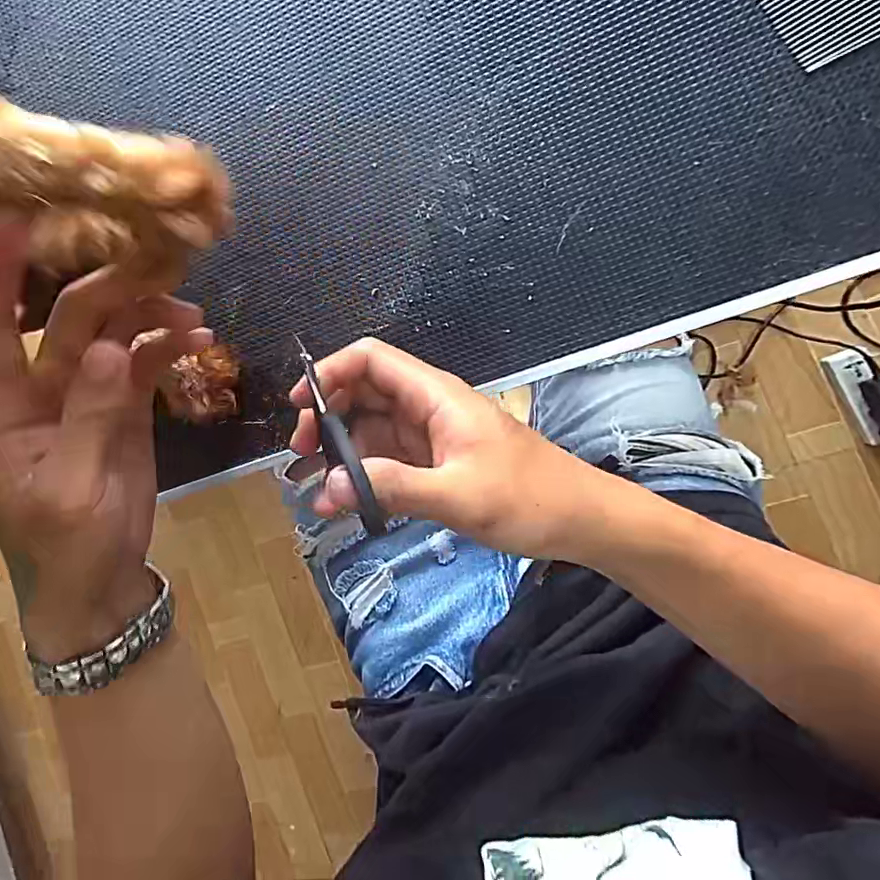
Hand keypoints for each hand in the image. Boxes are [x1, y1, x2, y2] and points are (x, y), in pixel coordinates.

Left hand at [0, 214, 213, 659]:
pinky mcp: (124, 402)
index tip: (5, 215)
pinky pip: (145, 357)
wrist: (98, 584)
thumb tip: (112, 349)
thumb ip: (90, 418)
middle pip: (71, 316)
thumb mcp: (73, 492)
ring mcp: (88, 391)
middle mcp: (42, 385)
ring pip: (115, 330)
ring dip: (150, 314)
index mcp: (6, 405)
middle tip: (159, 272)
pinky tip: (201, 341)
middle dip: (110, 288)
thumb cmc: (66, 548)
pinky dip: (170, 344)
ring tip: (193, 318)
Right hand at [288, 338, 637, 560]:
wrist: (579, 520)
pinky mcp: (430, 464)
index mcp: (434, 396)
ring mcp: (426, 437)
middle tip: (301, 456)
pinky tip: (342, 503)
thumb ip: (396, 487)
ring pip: (367, 432)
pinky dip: (360, 478)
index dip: (329, 372)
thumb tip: (331, 484)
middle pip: (360, 394)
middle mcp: (425, 408)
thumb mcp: (460, 495)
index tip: (300, 406)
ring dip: (338, 455)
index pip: (370, 360)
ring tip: (314, 489)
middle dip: (324, 419)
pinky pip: (383, 462)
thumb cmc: (529, 497)